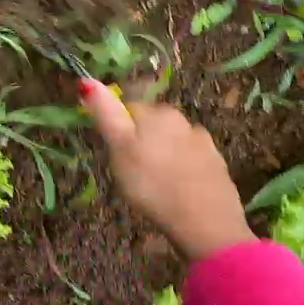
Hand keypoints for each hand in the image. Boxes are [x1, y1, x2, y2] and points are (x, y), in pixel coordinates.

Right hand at [80, 79, 255, 259]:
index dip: (115, 125)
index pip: (127, 106)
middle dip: (139, 136)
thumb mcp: (119, 149)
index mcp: (157, 113)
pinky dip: (178, 165)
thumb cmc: (152, 185)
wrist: (204, 222)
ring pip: (171, 138)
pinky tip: (173, 184)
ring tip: (150, 178)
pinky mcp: (215, 164)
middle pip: (151, 121)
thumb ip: (105, 114)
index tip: (111, 148)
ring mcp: (203, 142)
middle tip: (127, 165)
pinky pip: (189, 156)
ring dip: (160, 150)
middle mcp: (182, 120)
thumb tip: (87, 81)